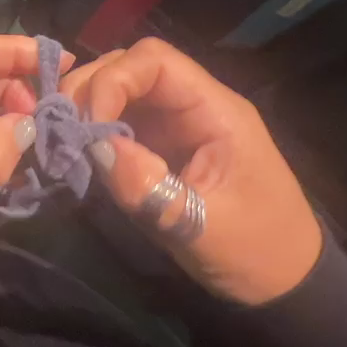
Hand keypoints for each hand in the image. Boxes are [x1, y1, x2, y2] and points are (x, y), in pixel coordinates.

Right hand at [61, 37, 321, 304]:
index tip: (87, 124)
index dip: (112, 81)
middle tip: (61, 129)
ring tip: (65, 142)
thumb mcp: (204, 229)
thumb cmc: (257, 252)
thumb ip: (151, 189)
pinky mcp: (161, 145)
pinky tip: (78, 153)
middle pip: (130, 66)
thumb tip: (95, 149)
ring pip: (119, 90)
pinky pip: (120, 121)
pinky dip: (92, 131)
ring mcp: (175, 124)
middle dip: (90, 90)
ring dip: (86, 108)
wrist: (286, 284)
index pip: (155, 61)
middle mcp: (192, 105)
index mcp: (215, 111)